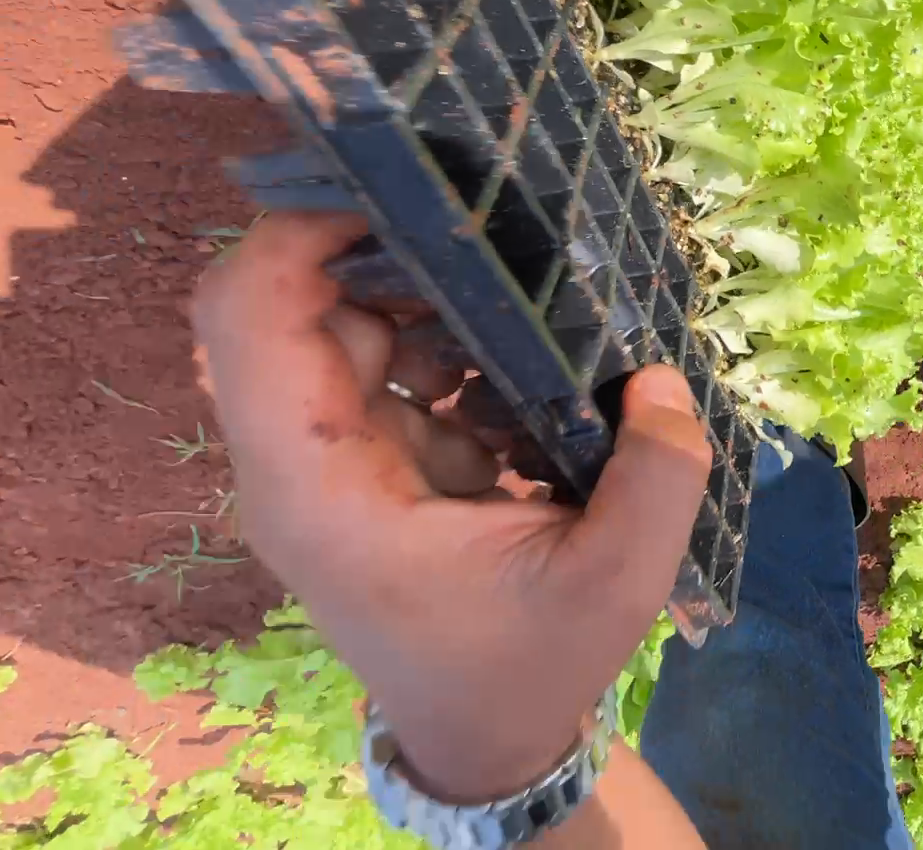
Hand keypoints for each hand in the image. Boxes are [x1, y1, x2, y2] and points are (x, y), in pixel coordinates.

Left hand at [192, 212, 709, 801]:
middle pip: (312, 312)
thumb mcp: (619, 577)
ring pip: (371, 336)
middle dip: (409, 265)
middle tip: (516, 251)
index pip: (254, 324)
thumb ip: (657, 475)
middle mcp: (316, 463)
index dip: (300, 238)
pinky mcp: (398, 468)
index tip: (405, 200)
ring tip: (550, 314)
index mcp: (327, 487)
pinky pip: (419, 375)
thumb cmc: (535, 660)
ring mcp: (355, 463)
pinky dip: (478, 355)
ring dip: (455, 309)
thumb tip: (656, 378)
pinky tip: (550, 377)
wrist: (495, 732)